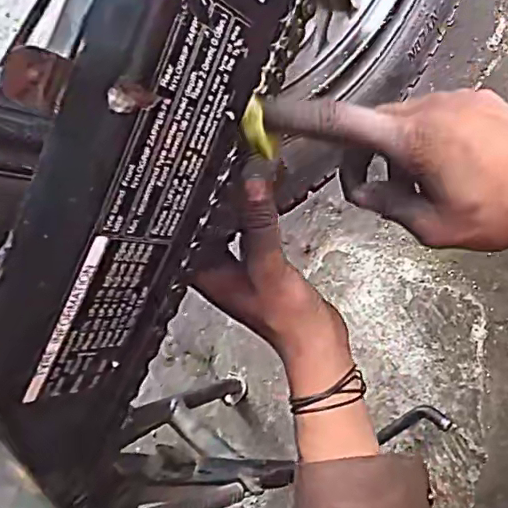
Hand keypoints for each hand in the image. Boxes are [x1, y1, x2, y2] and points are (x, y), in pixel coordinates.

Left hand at [192, 162, 349, 376]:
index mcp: (208, 274)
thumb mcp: (269, 265)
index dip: (192, 201)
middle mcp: (219, 271)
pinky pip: (252, 235)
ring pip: (230, 229)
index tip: (198, 174)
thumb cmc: (288, 320)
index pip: (189, 229)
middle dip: (215, 198)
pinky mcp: (262, 268)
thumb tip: (252, 186)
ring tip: (240, 179)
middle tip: (221, 168)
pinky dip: (256, 219)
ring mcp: (241, 270)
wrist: (317, 340)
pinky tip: (263, 205)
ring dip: (237, 207)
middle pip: (208, 225)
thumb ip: (260, 224)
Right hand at [262, 89, 507, 250]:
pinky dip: (429, 140)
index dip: (300, 117)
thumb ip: (388, 206)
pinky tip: (458, 168)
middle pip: (374, 124)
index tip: (271, 111)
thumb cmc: (503, 215)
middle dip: (367, 157)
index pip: (342, 122)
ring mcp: (457, 97)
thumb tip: (362, 192)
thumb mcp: (434, 228)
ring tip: (435, 188)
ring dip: (402, 151)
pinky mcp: (478, 98)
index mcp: (414, 137)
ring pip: (405, 121)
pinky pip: (435, 114)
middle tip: (383, 196)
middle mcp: (431, 106)